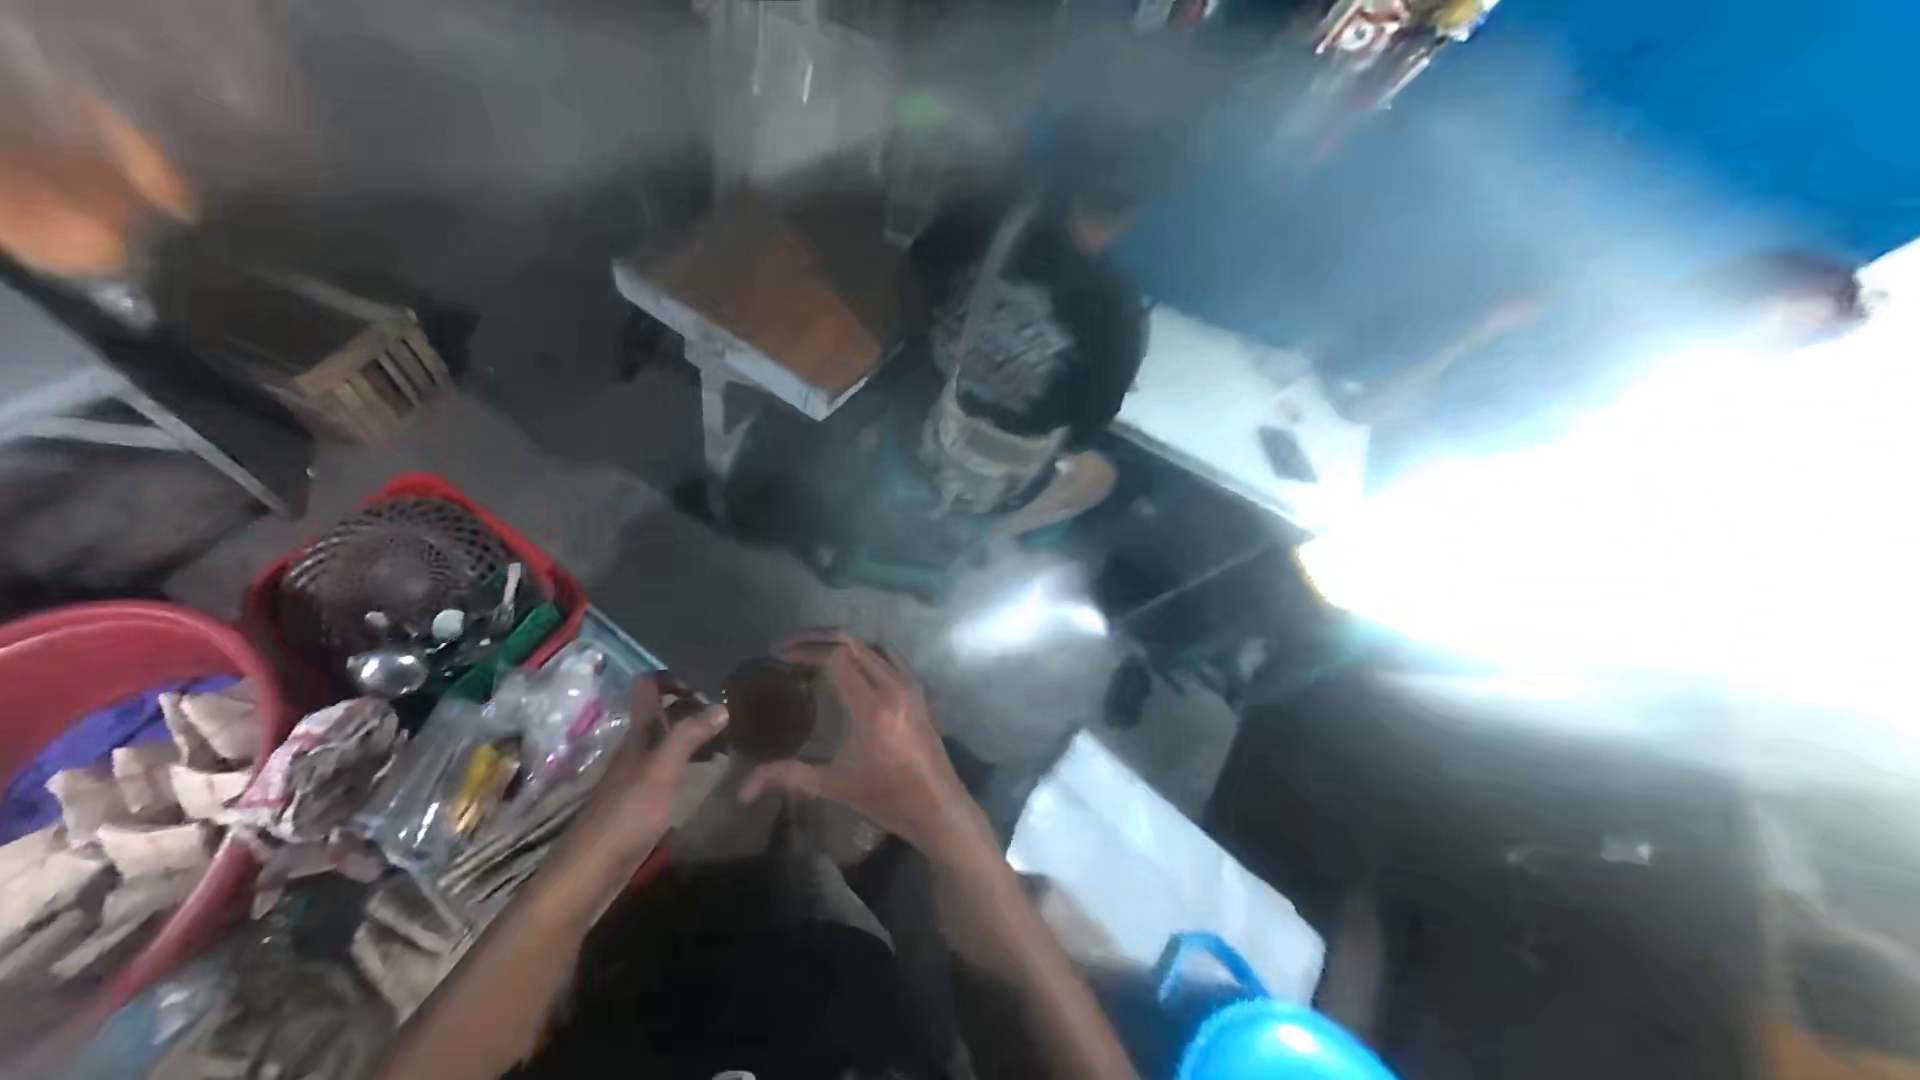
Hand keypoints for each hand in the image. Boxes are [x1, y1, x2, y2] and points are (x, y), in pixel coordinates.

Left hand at [573, 675, 727, 863]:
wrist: (591, 871)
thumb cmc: (627, 814)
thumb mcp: (662, 769)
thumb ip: (689, 735)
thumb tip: (722, 705)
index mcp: (639, 733)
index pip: (648, 686)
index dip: (672, 676)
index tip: (706, 681)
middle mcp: (639, 746)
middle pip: (664, 712)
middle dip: (695, 704)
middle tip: (733, 709)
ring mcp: (641, 772)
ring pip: (671, 738)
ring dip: (698, 731)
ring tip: (733, 735)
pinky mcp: (646, 797)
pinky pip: (674, 764)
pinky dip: (694, 757)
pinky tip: (713, 768)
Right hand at [740, 630, 986, 861]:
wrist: (939, 809)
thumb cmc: (887, 799)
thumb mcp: (834, 786)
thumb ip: (788, 777)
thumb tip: (744, 788)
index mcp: (873, 708)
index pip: (837, 657)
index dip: (804, 649)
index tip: (778, 654)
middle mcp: (894, 687)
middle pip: (854, 643)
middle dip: (818, 638)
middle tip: (788, 646)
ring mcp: (912, 687)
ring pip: (875, 646)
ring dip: (844, 643)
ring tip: (815, 653)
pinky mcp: (920, 693)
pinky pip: (892, 657)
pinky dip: (868, 653)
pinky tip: (851, 669)